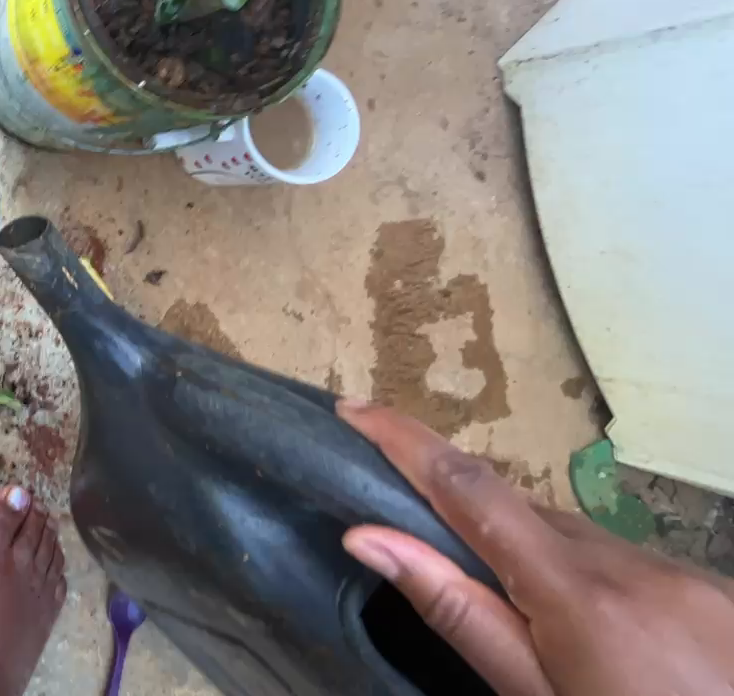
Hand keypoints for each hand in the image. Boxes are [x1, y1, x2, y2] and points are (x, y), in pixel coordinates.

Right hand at [339, 401, 733, 695]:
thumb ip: (457, 612)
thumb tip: (363, 535)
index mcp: (580, 594)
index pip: (469, 488)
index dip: (404, 440)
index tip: (353, 408)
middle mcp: (639, 567)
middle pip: (526, 515)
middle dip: (480, 528)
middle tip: (458, 576)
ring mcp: (697, 581)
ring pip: (582, 541)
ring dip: (545, 559)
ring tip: (558, 633)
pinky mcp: (728, 596)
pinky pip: (635, 566)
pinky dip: (603, 583)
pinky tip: (621, 641)